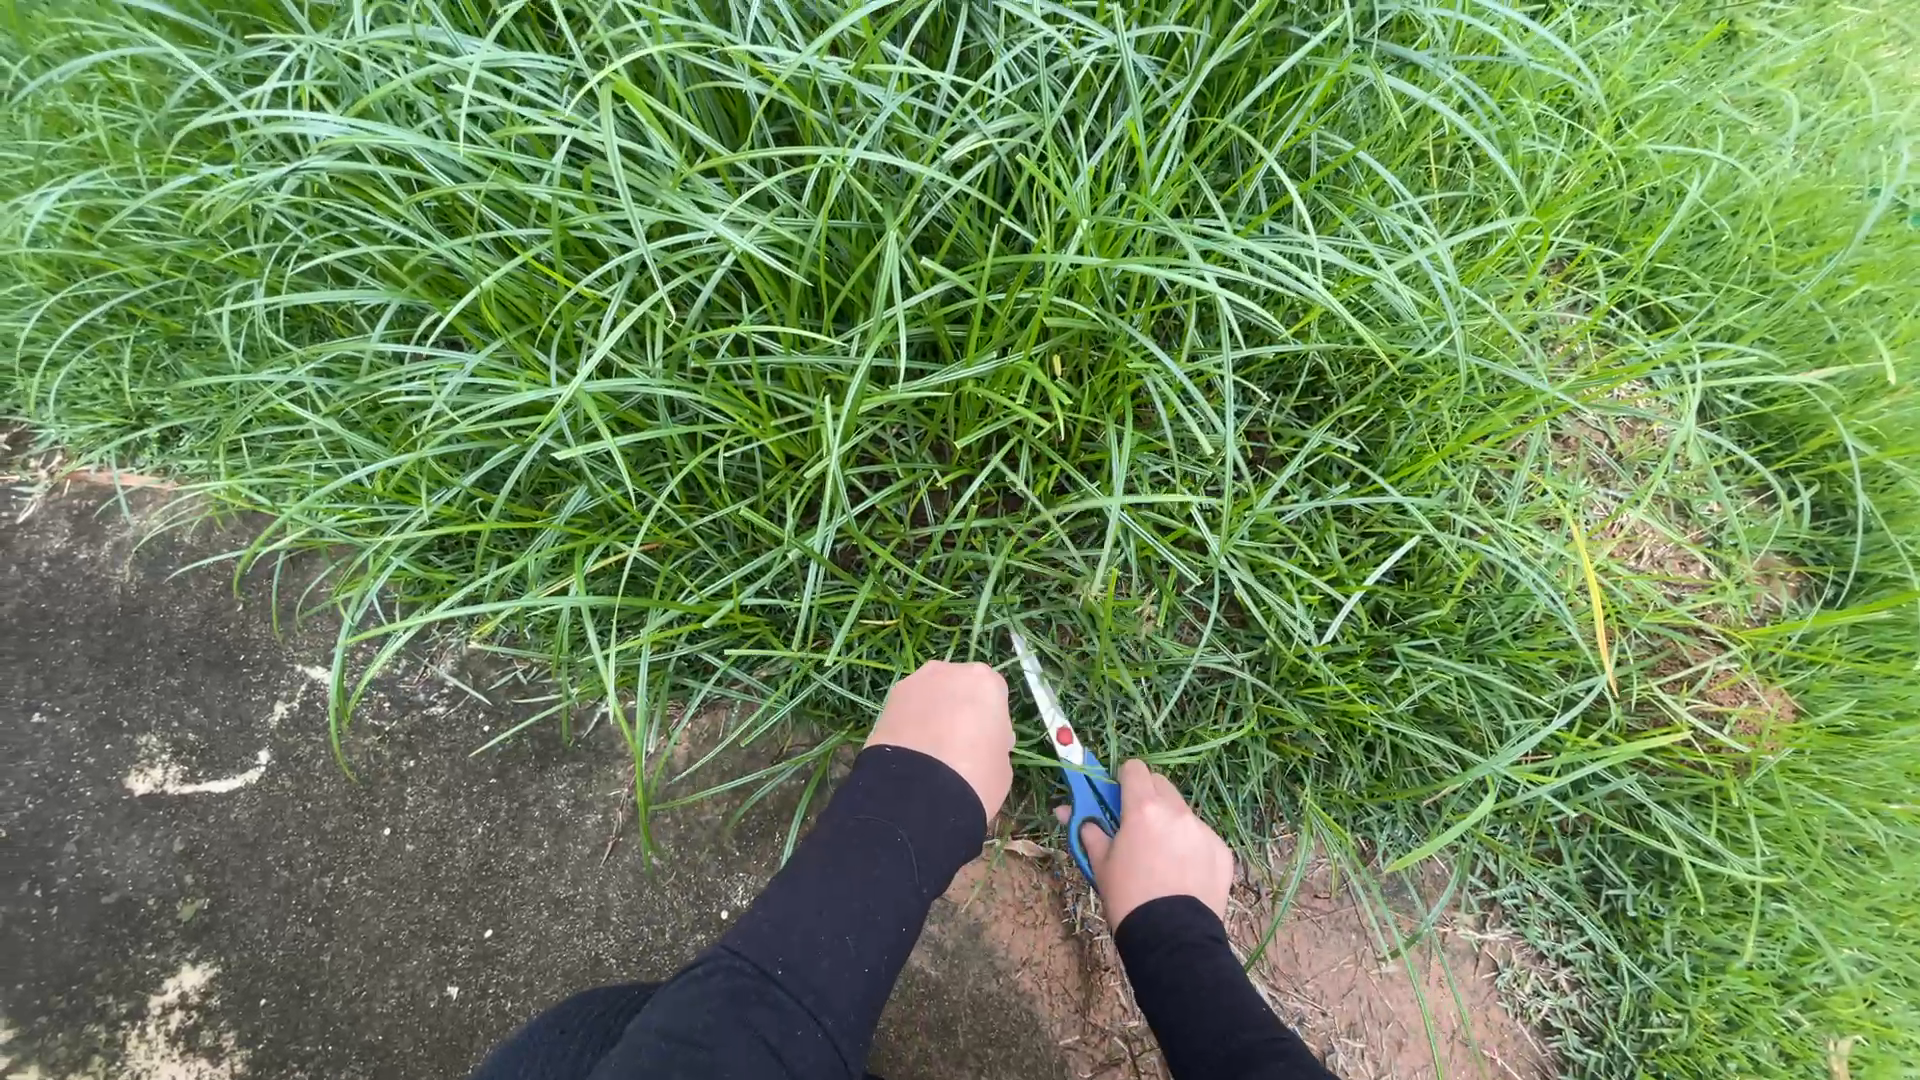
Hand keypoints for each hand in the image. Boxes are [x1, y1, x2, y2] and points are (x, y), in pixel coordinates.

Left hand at [867, 660, 1014, 819]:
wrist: (920, 792)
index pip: (994, 694)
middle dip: (960, 710)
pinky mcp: (888, 701)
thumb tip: (982, 741)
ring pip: (931, 696)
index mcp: (985, 682)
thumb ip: (994, 740)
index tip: (987, 742)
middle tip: (959, 746)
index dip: (991, 719)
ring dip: (932, 715)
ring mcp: (915, 683)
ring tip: (930, 753)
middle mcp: (950, 672)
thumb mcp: (1002, 762)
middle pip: (960, 688)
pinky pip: (908, 710)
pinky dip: (910, 725)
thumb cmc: (976, 776)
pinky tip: (911, 753)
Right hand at [1058, 759, 1233, 927]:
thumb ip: (1087, 829)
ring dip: (1169, 822)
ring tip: (1161, 857)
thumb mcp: (1100, 863)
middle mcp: (1177, 811)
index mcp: (1143, 808)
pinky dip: (1191, 846)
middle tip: (1137, 825)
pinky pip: (1202, 837)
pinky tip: (1183, 875)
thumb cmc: (1128, 898)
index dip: (1124, 779)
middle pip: (1161, 784)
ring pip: (1182, 811)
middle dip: (1147, 796)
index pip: (1134, 768)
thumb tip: (1064, 809)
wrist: (1172, 942)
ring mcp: (1203, 831)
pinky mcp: (1222, 852)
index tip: (1118, 798)